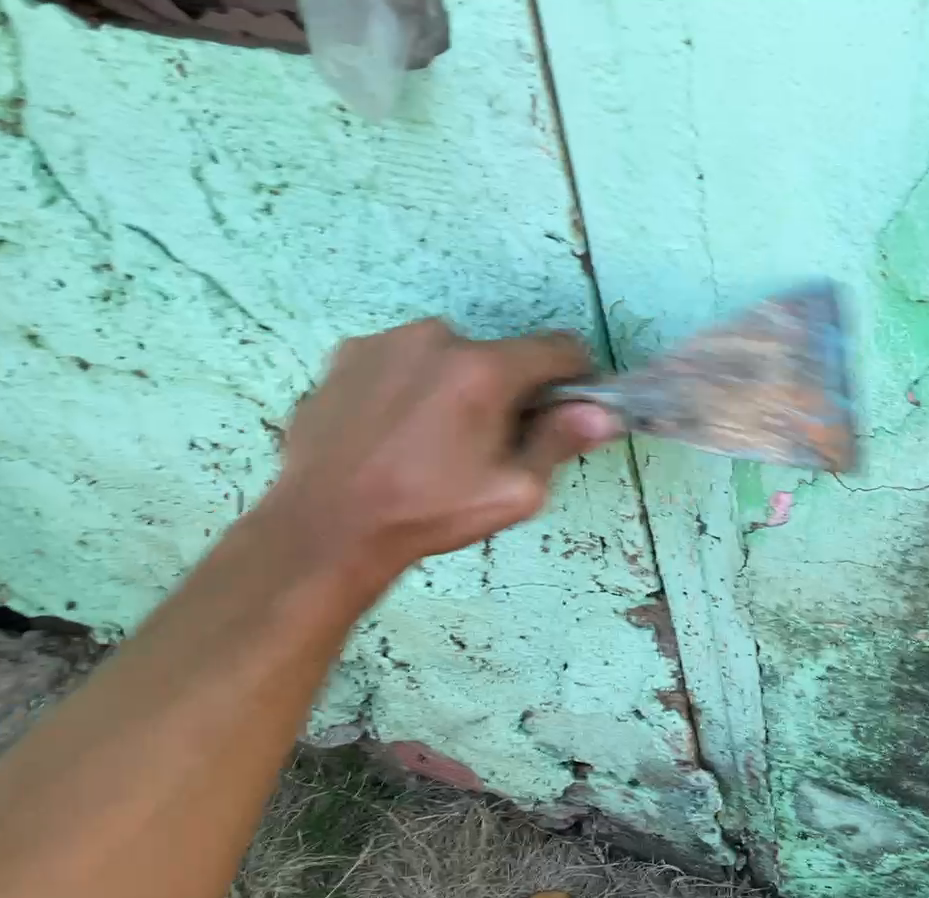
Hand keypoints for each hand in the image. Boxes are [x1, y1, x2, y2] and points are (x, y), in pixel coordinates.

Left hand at [256, 319, 620, 591]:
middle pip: (502, 355)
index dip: (575, 379)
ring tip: (437, 438)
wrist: (327, 527)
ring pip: (450, 356)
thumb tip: (602, 413)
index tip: (565, 411)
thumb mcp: (515, 491)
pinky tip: (397, 431)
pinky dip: (414, 386)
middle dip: (510, 389)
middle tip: (492, 441)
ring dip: (460, 384)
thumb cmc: (431, 512)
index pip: (559, 348)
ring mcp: (385, 342)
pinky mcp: (346, 356)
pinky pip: (403, 362)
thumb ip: (561, 441)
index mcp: (484, 369)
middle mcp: (436, 339)